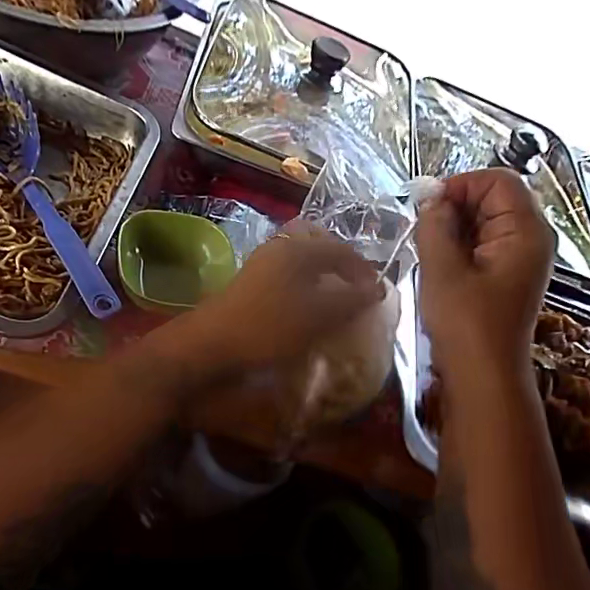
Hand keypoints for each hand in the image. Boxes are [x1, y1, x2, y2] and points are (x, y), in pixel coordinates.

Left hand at [155, 223, 382, 382]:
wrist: (211, 346)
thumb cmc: (269, 327)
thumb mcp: (319, 315)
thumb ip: (351, 299)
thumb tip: (377, 288)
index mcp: (299, 248)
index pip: (342, 249)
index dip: (364, 269)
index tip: (378, 292)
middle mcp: (278, 248)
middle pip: (315, 243)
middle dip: (338, 261)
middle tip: (353, 286)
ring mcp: (259, 265)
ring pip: (298, 258)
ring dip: (318, 274)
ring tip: (332, 300)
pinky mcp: (247, 285)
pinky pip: (284, 275)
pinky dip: (301, 285)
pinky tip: (305, 309)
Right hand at [416, 169, 554, 373]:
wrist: (484, 378)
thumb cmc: (466, 325)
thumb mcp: (443, 271)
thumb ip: (435, 227)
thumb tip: (432, 201)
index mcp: (526, 231)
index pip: (498, 181)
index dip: (460, 185)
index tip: (426, 207)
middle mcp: (531, 240)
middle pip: (494, 200)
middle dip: (455, 209)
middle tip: (423, 234)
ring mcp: (521, 262)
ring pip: (485, 226)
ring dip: (454, 233)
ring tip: (430, 257)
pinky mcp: (508, 280)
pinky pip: (484, 250)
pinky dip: (460, 252)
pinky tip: (441, 271)